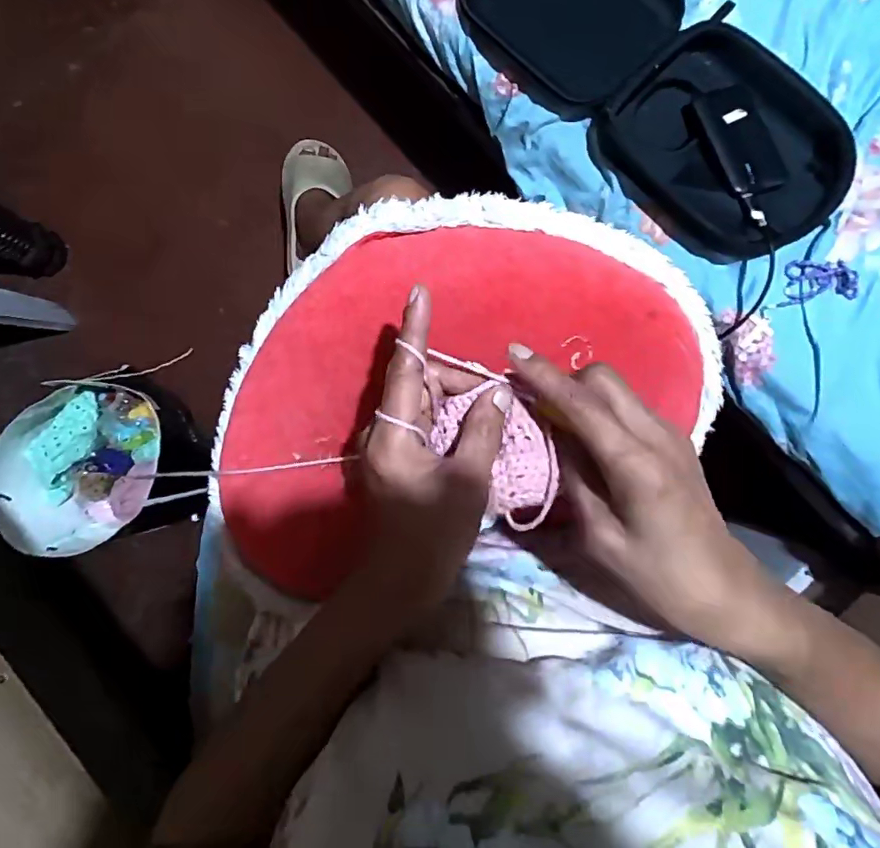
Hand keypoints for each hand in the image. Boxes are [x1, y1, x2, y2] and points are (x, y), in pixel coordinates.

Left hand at [352, 285, 509, 614]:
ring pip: (422, 405)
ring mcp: (385, 447)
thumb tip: (497, 392)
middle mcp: (382, 432)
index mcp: (394, 433)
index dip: (415, 328)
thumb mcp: (467, 482)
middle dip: (457, 380)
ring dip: (454, 401)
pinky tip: (473, 427)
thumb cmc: (431, 536)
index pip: (406, 367)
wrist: (395, 586)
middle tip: (497, 395)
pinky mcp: (393, 461)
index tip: (419, 292)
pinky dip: (446, 420)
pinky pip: (421, 425)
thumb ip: (482, 430)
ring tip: (491, 410)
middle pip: (419, 385)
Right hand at [506, 345, 798, 658]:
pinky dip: (600, 408)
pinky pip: (628, 405)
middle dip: (565, 380)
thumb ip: (573, 480)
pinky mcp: (675, 439)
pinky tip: (588, 438)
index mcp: (635, 463)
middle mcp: (656, 434)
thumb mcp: (601, 540)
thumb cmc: (659, 577)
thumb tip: (552, 436)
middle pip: (602, 378)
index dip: (544, 376)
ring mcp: (670, 433)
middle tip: (536, 405)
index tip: (514, 353)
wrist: (727, 590)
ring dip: (582, 393)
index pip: (581, 403)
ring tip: (556, 420)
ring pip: (616, 388)